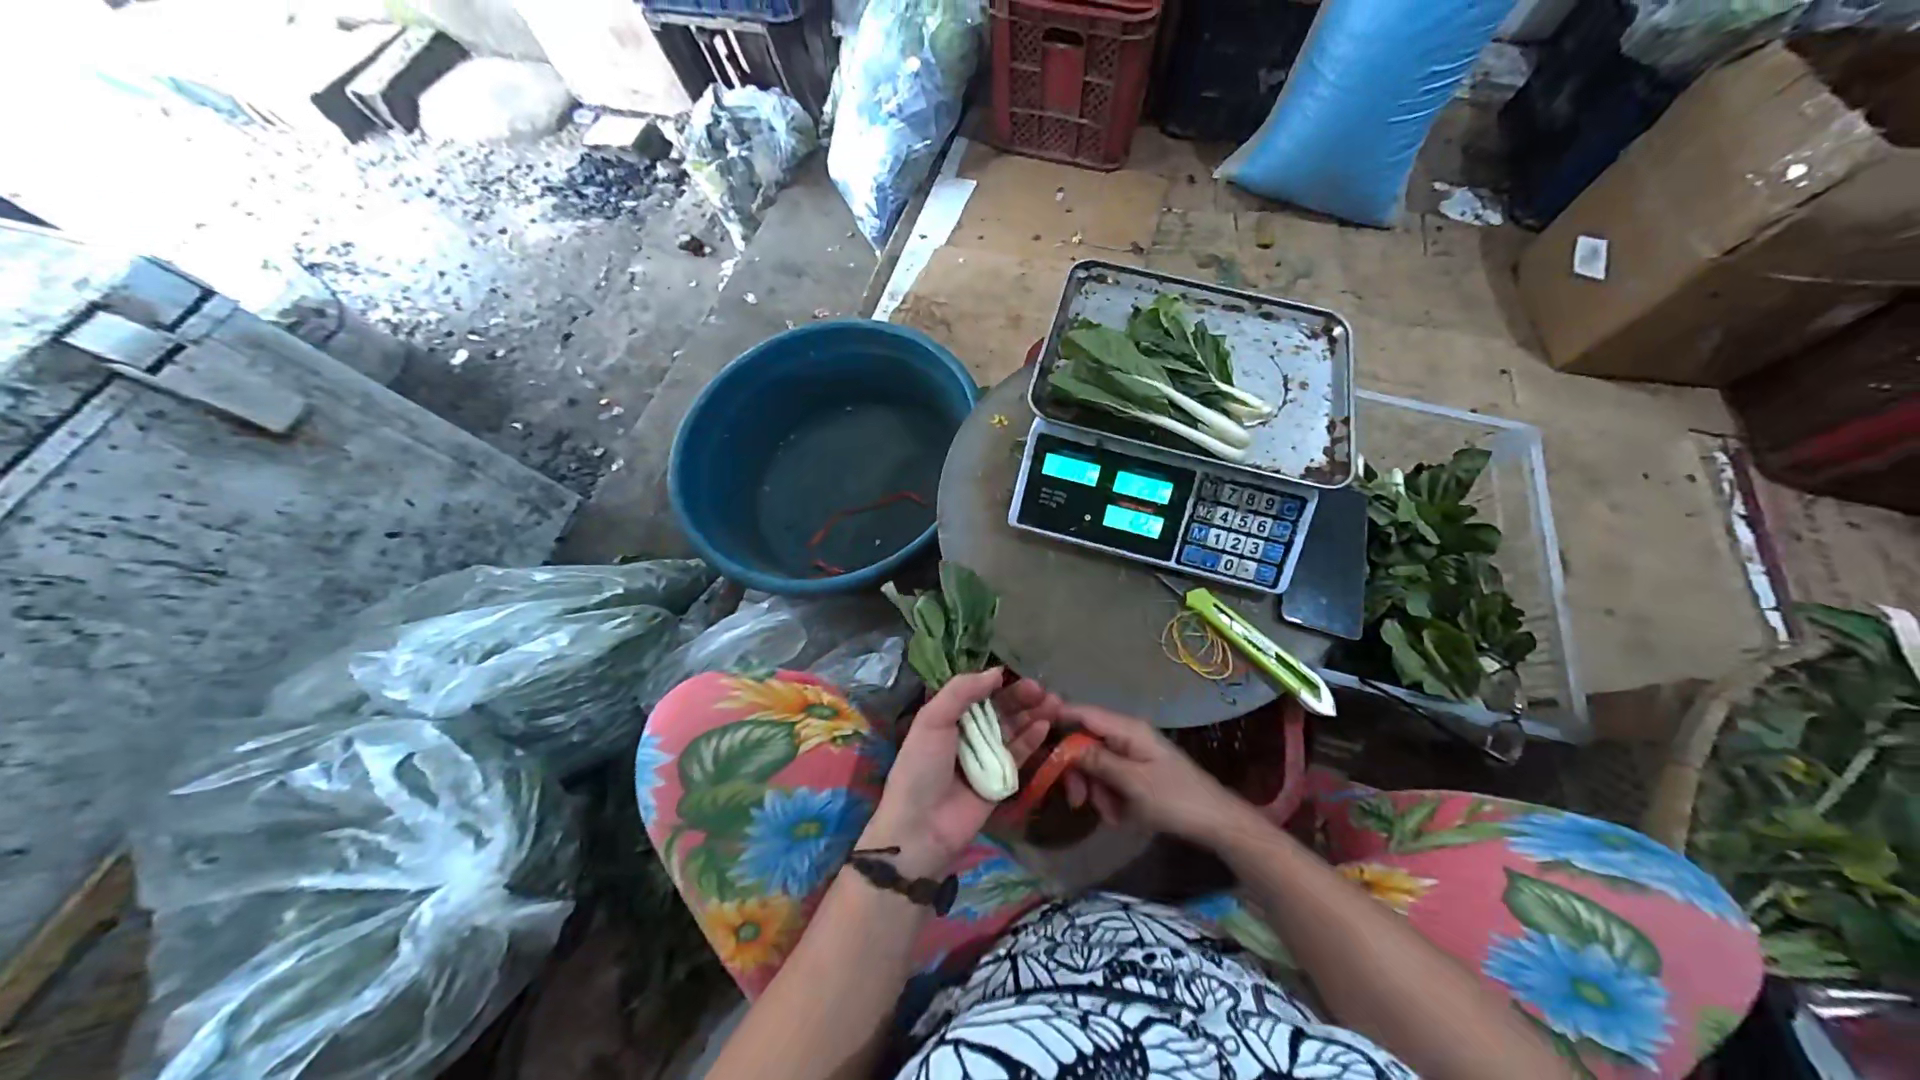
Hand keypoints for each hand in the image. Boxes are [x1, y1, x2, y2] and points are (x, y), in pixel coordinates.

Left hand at [861, 669, 1059, 876]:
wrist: (922, 826)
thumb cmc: (921, 767)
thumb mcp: (932, 720)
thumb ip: (961, 691)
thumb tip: (996, 671)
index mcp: (947, 717)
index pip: (977, 693)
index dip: (997, 683)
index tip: (1018, 673)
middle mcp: (968, 733)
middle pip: (1000, 709)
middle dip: (1021, 697)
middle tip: (1041, 689)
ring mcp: (985, 756)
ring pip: (1013, 728)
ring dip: (1032, 714)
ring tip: (1053, 702)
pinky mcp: (1001, 778)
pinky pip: (1019, 754)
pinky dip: (1031, 739)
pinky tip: (1044, 725)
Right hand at [1063, 704, 1251, 843]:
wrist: (1216, 823)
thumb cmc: (1175, 799)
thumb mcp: (1132, 782)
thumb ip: (1097, 761)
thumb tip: (1065, 744)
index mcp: (1127, 729)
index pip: (1082, 713)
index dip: (1057, 719)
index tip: (1034, 734)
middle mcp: (1127, 735)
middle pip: (1085, 742)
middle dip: (1078, 771)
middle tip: (1077, 800)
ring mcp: (1132, 753)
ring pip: (1095, 764)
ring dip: (1095, 790)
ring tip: (1110, 815)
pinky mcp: (1137, 771)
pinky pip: (1110, 778)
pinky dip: (1109, 796)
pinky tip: (1119, 817)